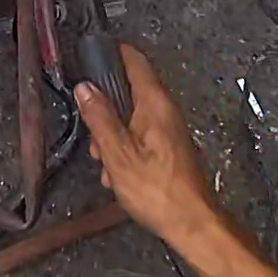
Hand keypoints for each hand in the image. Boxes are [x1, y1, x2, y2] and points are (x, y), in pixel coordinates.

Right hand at [75, 45, 225, 252]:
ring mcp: (169, 127)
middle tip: (92, 130)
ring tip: (104, 160)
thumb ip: (99, 117)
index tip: (92, 56)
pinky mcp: (169, 146)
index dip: (112, 53)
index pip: (134, 59)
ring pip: (131, 115)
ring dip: (112, 133)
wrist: (192, 223)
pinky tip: (117, 172)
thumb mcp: (117, 152)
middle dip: (105, 106)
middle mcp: (165, 109)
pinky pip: (140, 134)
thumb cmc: (157, 190)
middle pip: (129, 89)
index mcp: (154, 102)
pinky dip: (125, 146)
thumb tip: (85, 88)